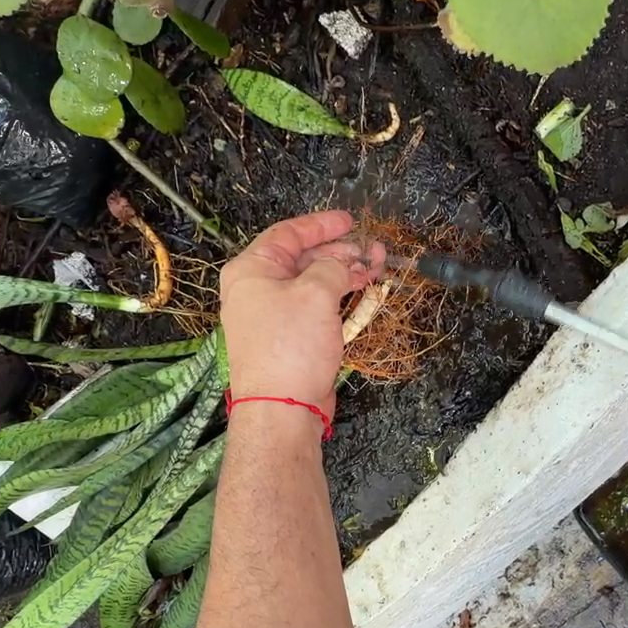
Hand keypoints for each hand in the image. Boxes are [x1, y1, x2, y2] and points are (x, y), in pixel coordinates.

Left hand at [219, 211, 384, 414]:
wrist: (283, 407)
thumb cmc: (292, 345)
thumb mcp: (316, 293)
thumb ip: (332, 268)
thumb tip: (343, 263)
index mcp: (252, 270)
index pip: (288, 234)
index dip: (321, 225)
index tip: (350, 221)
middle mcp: (258, 291)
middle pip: (303, 260)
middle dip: (340, 253)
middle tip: (372, 251)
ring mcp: (274, 317)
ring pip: (313, 286)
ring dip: (344, 277)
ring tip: (375, 271)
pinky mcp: (291, 341)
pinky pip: (317, 310)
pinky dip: (339, 301)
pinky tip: (361, 296)